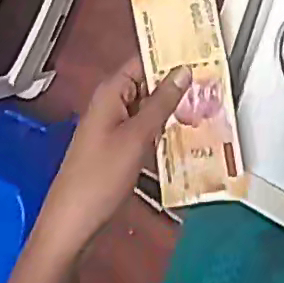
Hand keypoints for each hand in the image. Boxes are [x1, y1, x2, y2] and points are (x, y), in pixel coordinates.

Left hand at [33, 58, 190, 257]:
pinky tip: (186, 139)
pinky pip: (145, 130)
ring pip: (148, 109)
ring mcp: (114, 127)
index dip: (170, 58)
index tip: (201, 56)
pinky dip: (162, 132)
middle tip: (211, 85)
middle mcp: (112, 103)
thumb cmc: (101, 176)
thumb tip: (184, 70)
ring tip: (206, 108)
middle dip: (176, 86)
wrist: (72, 226)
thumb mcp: (136, 137)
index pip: (143, 61)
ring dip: (172, 111)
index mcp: (111, 92)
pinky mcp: (117, 149)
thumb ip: (161, 103)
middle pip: (148, 85)